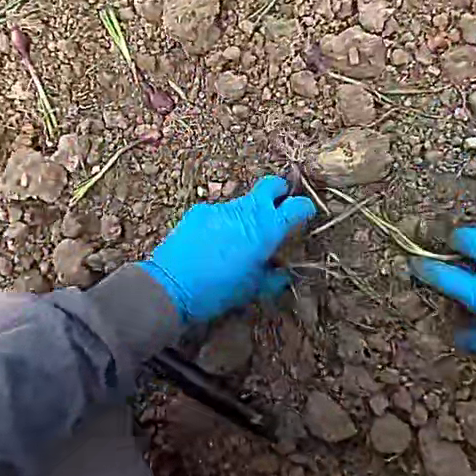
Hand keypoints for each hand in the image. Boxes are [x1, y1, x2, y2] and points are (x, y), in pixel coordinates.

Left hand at [142, 174, 317, 322]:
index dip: (304, 208)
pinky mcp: (200, 211)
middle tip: (279, 206)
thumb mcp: (252, 289)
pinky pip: (220, 212)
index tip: (305, 214)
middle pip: (271, 184)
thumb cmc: (218, 291)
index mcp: (266, 229)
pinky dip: (224, 223)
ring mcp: (222, 208)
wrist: (171, 286)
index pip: (297, 206)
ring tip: (237, 240)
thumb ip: (273, 278)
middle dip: (280, 191)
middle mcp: (247, 210)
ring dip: (248, 215)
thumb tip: (284, 273)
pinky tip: (213, 244)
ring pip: (243, 202)